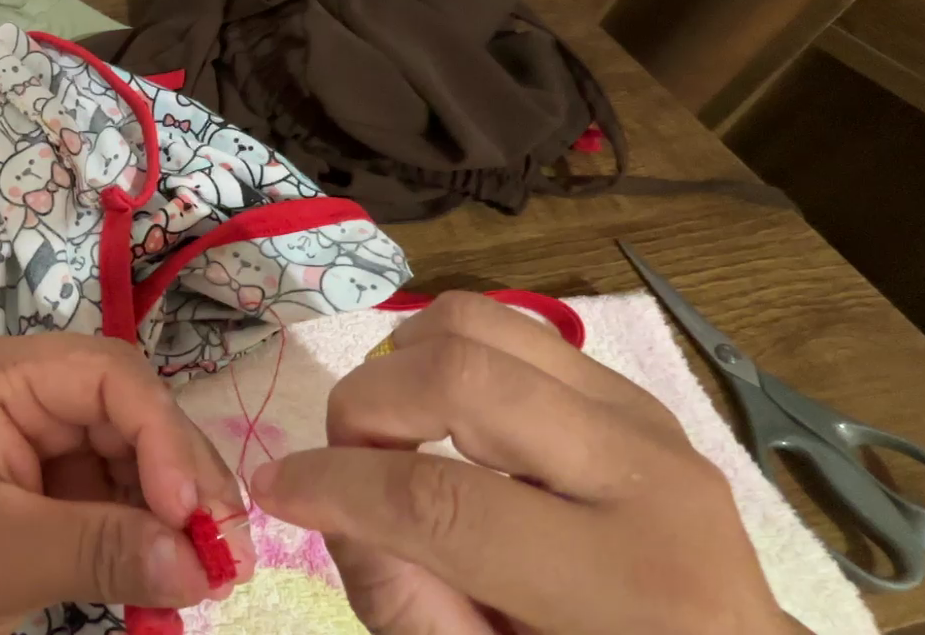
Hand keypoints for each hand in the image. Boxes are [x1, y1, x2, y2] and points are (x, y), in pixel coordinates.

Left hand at [0, 332, 251, 634]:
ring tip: (214, 570)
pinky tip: (176, 572)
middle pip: (137, 414)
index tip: (194, 514)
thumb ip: (99, 551)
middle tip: (228, 551)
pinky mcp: (60, 490)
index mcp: (15, 376)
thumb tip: (203, 564)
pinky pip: (124, 499)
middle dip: (183, 476)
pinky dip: (153, 535)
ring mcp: (54, 442)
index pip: (112, 378)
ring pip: (141, 458)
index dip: (163, 435)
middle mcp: (42, 394)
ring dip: (179, 510)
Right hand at [250, 291, 800, 634]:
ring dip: (398, 366)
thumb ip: (400, 603)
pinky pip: (493, 324)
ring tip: (390, 428)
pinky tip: (436, 411)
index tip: (274, 487)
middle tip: (342, 456)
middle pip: (459, 378)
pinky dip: (432, 351)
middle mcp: (650, 476)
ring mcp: (638, 412)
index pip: (445, 504)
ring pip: (471, 322)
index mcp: (636, 587)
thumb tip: (329, 502)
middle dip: (365, 407)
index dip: (335, 487)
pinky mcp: (616, 383)